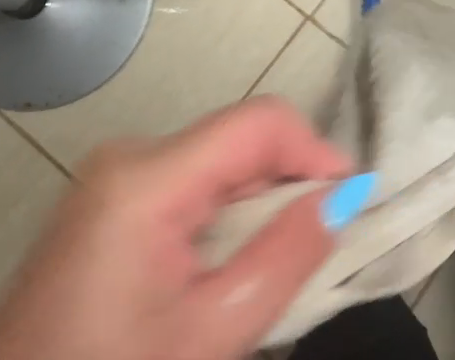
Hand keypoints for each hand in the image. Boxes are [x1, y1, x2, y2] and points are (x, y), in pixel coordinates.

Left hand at [0, 97, 352, 359]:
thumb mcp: (212, 333)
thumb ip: (287, 254)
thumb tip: (345, 195)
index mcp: (147, 177)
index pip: (261, 122)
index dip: (315, 152)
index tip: (350, 204)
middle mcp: (127, 158)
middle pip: (239, 142)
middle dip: (286, 188)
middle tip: (313, 250)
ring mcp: (110, 180)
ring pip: (218, 165)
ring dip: (257, 208)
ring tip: (270, 270)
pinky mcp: (104, 205)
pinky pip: (188, 187)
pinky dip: (223, 219)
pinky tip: (224, 273)